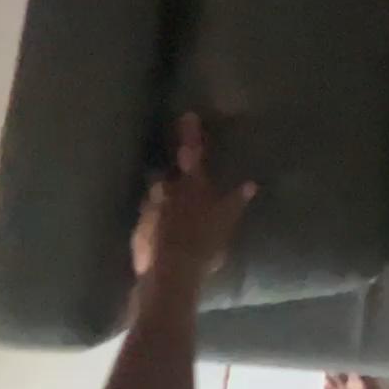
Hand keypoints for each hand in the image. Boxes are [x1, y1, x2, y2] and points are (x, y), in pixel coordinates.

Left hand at [132, 113, 256, 284]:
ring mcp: (148, 211)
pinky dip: (153, 225)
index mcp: (191, 184)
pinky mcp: (137, 232)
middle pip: (164, 175)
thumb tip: (251, 183)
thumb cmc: (204, 242)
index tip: (187, 114)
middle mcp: (166, 191)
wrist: (170, 273)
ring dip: (159, 201)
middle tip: (173, 180)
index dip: (191, 133)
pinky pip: (146, 222)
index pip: (193, 152)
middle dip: (169, 176)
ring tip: (167, 213)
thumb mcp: (227, 220)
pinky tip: (160, 238)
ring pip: (153, 198)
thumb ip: (237, 200)